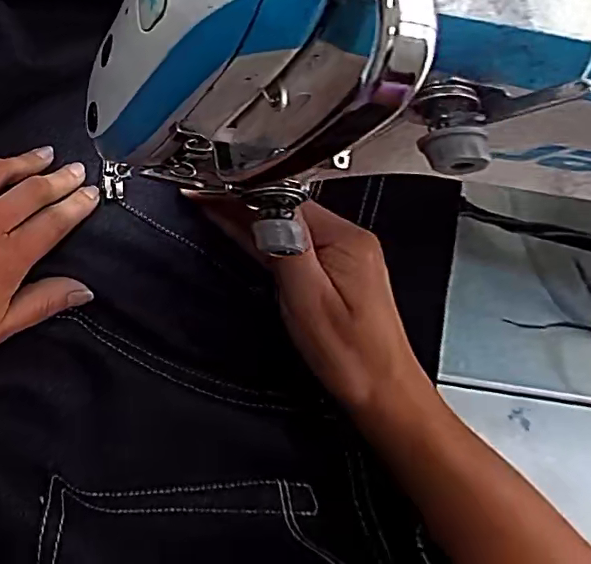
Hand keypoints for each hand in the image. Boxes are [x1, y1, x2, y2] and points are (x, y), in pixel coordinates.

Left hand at [0, 131, 98, 388]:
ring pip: (1, 172)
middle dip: (60, 179)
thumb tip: (83, 290)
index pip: (54, 223)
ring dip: (27, 160)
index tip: (91, 195)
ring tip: (45, 153)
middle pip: (33, 192)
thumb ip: (42, 304)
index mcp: (7, 259)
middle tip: (77, 170)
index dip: (77, 207)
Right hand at [205, 199, 431, 415]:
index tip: (213, 191)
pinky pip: (295, 243)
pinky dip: (266, 237)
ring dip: (252, 218)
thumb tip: (264, 208)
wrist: (387, 397)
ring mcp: (344, 254)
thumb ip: (286, 248)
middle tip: (204, 196)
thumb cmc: (352, 358)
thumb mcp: (310, 300)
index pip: (286, 200)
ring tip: (213, 206)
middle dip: (244, 202)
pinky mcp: (338, 270)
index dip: (246, 195)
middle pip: (287, 208)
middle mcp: (349, 239)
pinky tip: (243, 232)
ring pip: (288, 224)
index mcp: (345, 239)